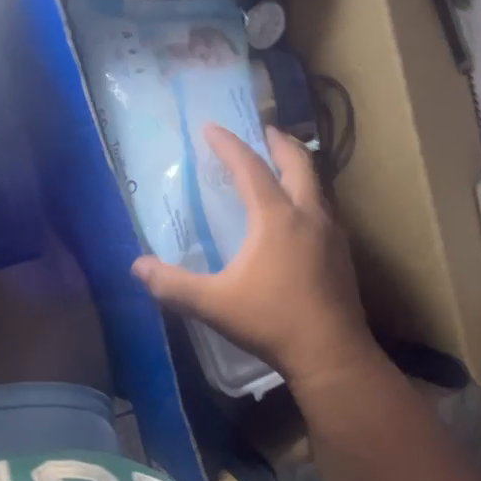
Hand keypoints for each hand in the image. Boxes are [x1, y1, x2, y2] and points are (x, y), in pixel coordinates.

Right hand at [131, 124, 378, 389]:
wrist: (331, 352)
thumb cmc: (271, 321)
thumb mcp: (213, 304)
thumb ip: (173, 285)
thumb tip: (137, 267)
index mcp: (276, 218)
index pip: (250, 168)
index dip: (229, 145)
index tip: (212, 128)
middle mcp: (308, 215)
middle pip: (297, 163)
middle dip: (278, 143)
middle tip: (264, 131)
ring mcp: (332, 234)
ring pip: (318, 186)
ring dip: (299, 169)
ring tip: (283, 168)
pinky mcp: (343, 254)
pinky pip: (325, 210)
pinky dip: (310, 197)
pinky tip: (302, 217)